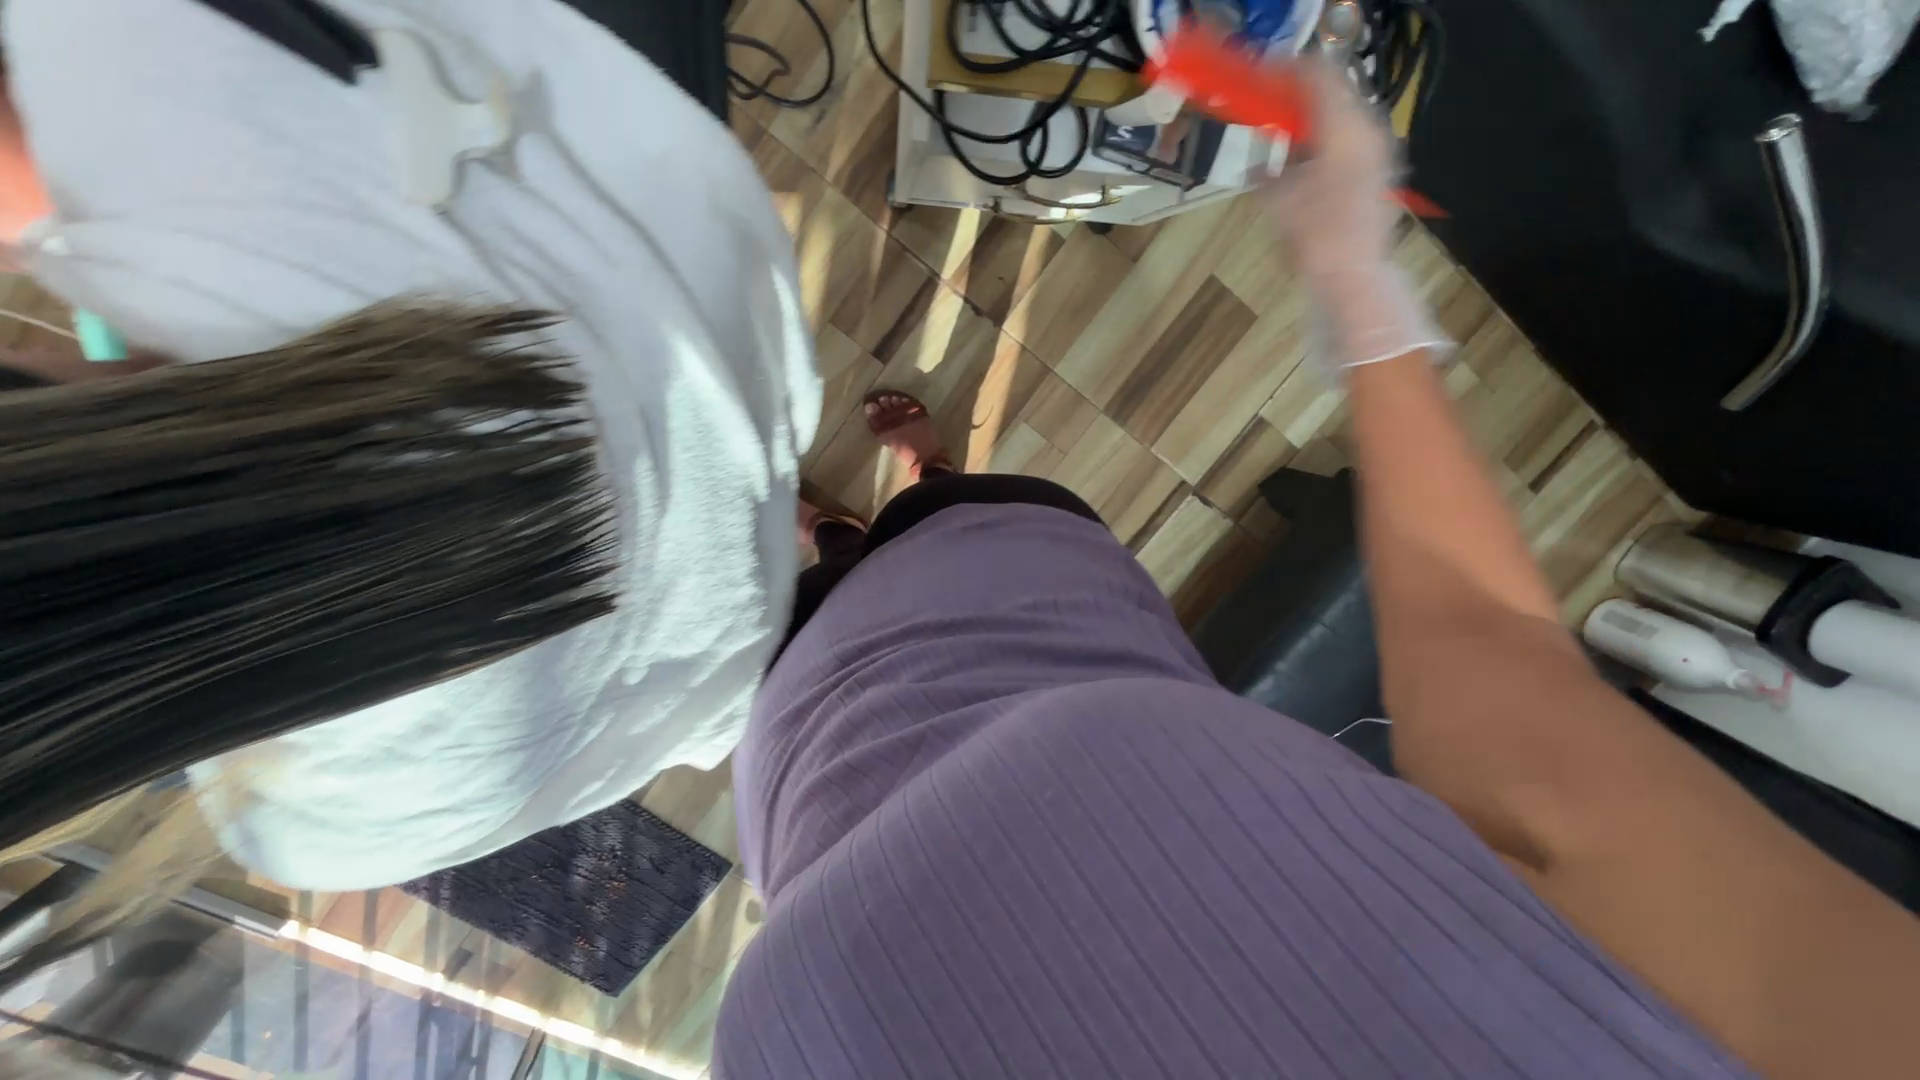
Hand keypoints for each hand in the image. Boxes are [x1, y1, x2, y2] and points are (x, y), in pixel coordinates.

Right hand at [1266, 60, 1401, 281]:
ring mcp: (1377, 152)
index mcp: (1345, 129)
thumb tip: (1255, 164)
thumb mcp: (1278, 201)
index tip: (1258, 78)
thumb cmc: (1314, 240)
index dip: (1285, 72)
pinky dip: (1324, 139)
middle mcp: (1368, 132)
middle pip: (1332, 94)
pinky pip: (1349, 140)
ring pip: (1342, 117)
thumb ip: (1265, 173)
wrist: (1352, 279)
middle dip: (1297, 97)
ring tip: (1280, 133)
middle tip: (1266, 105)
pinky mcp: (1378, 173)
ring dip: (1311, 119)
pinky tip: (1302, 159)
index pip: (1317, 76)